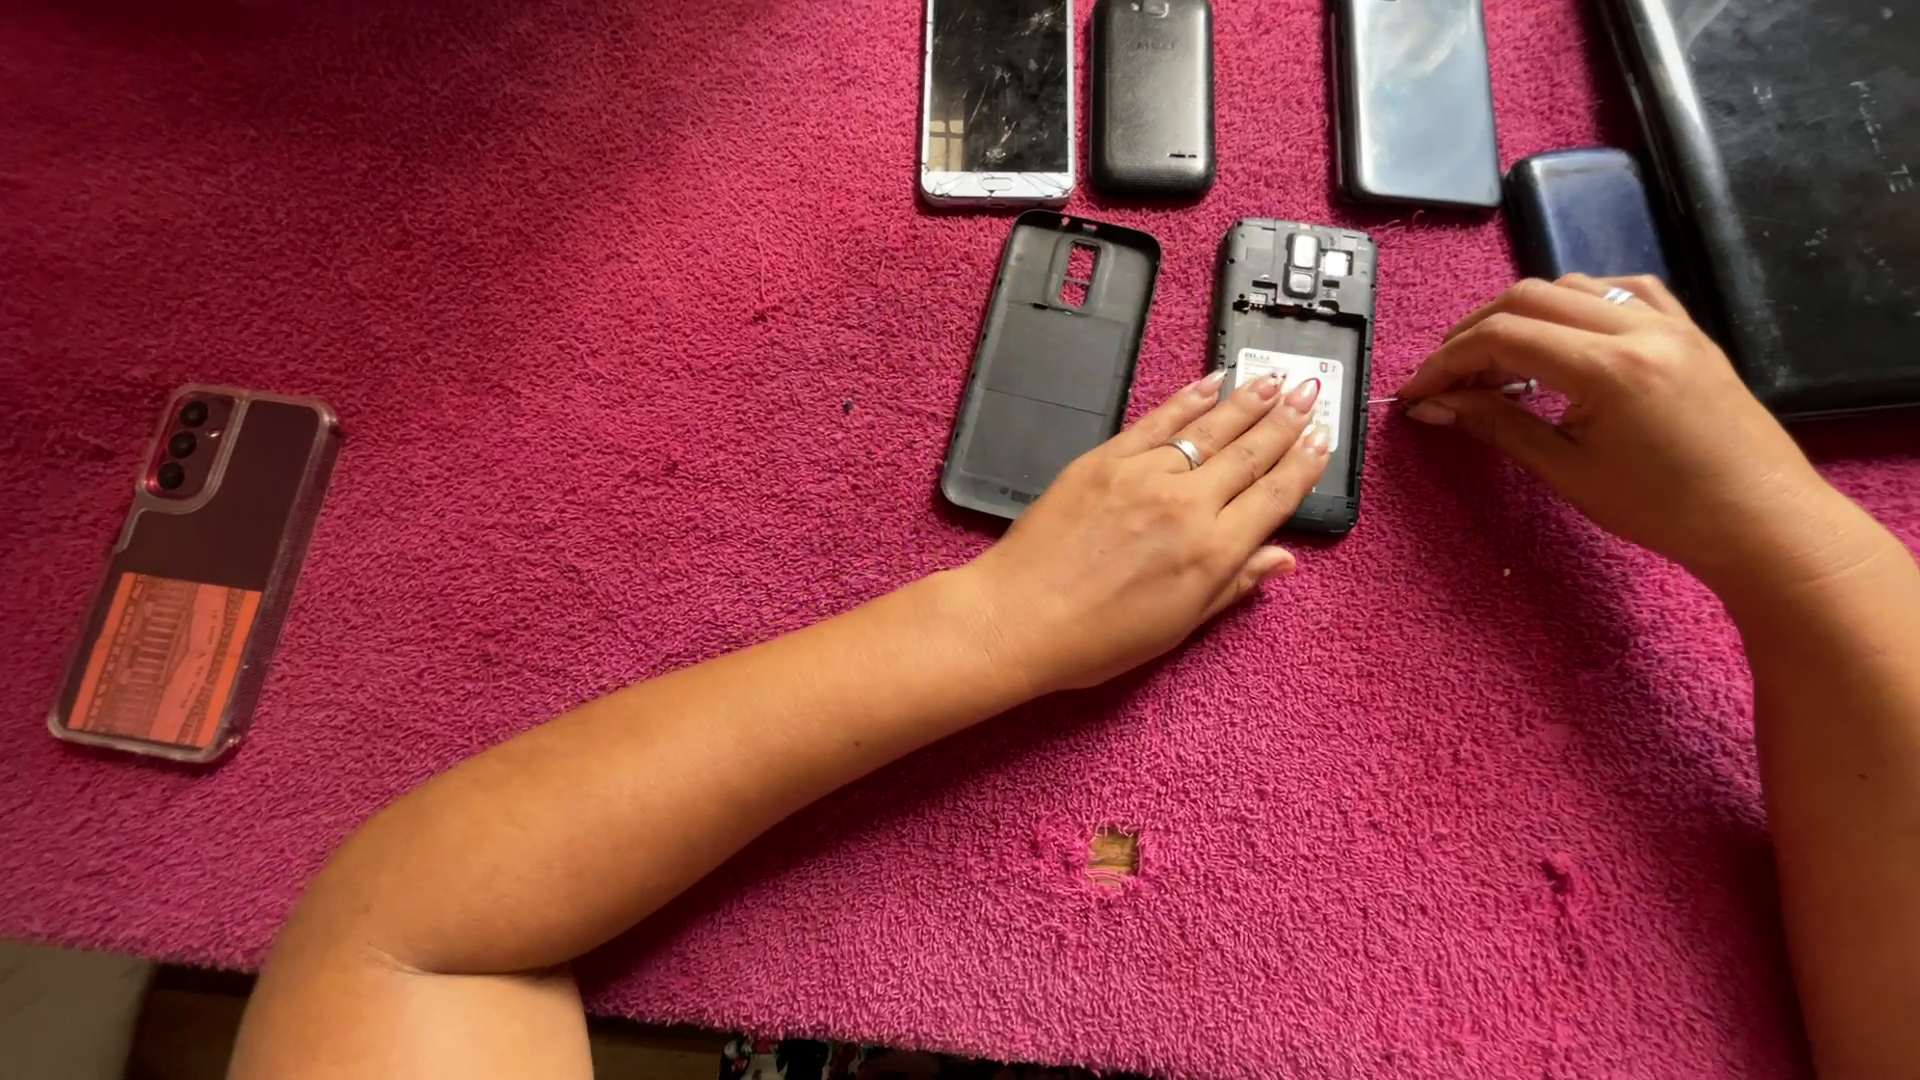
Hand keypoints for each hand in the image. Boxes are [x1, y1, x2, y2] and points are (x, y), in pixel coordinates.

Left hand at [962, 371, 1331, 692]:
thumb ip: (1232, 586)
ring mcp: (1143, 477)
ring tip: (1274, 380)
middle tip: (1310, 390)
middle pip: (1250, 454)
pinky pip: (1156, 422)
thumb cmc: (1095, 639)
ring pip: (1208, 430)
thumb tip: (1281, 560)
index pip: (1274, 498)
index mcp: (1212, 553)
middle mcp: (1186, 506)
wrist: (1018, 618)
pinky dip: (1186, 400)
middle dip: (1286, 421)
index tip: (1323, 440)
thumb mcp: (1176, 627)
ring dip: (1246, 402)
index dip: (1304, 466)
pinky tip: (1210, 384)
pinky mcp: (1104, 461)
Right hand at [1394, 274, 1857, 590]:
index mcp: (1611, 368)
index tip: (1415, 392)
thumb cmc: (1657, 506)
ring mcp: (1669, 323)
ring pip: (1568, 287)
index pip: (1502, 337)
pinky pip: (1618, 291)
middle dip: (1469, 335)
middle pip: (1527, 298)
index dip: (1444, 362)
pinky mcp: (1685, 329)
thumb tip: (1432, 405)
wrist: (1758, 517)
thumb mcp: (1562, 468)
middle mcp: (1641, 329)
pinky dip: (1569, 306)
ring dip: (1515, 316)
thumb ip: (1493, 424)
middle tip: (1443, 379)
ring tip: (1492, 364)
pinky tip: (1553, 337)